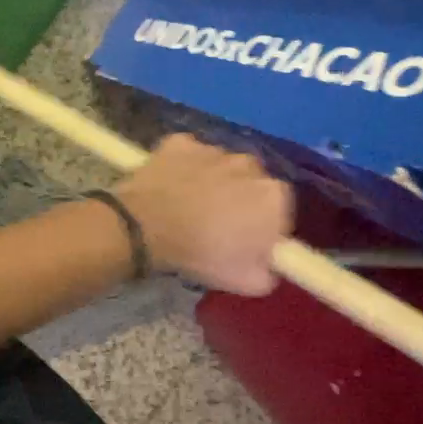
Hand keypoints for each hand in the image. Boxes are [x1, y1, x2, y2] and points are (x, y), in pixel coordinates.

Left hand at [114, 134, 291, 295]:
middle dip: (240, 198)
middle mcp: (249, 164)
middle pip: (251, 182)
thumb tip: (266, 261)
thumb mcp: (250, 281)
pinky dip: (183, 165)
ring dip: (212, 179)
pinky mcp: (178, 142)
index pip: (279, 210)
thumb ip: (270, 269)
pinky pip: (188, 154)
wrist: (143, 226)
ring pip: (220, 165)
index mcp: (274, 195)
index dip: (263, 226)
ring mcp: (211, 148)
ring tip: (189, 202)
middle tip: (216, 221)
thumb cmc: (201, 253)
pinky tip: (171, 183)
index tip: (244, 239)